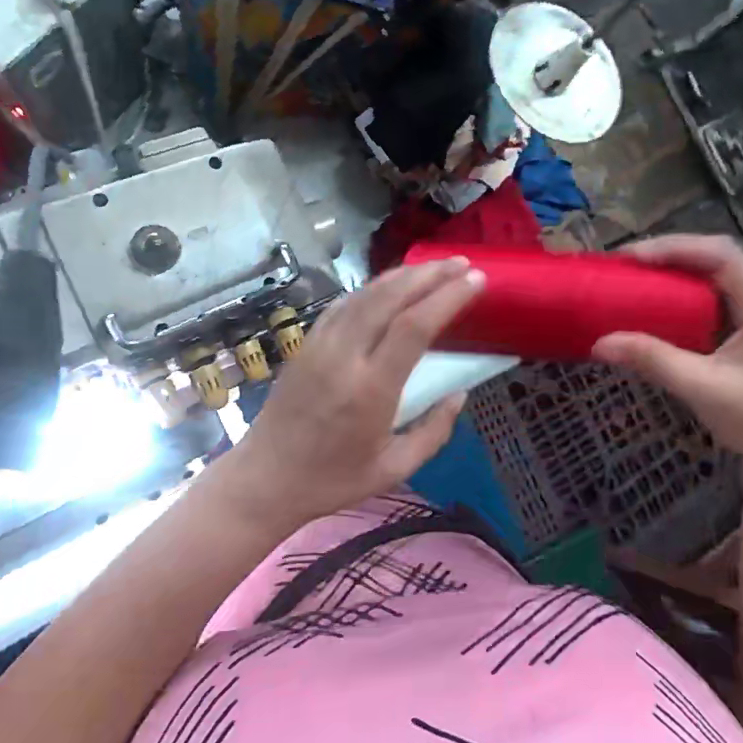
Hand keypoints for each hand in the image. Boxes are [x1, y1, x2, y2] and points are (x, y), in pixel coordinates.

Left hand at [213, 259, 485, 530]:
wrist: (266, 478)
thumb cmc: (333, 480)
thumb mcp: (394, 468)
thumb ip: (434, 431)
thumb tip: (459, 394)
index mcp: (371, 389)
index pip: (414, 327)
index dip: (447, 296)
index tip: (476, 280)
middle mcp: (343, 357)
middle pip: (389, 297)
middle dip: (429, 274)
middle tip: (461, 263)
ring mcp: (319, 346)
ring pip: (363, 295)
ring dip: (401, 276)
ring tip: (433, 268)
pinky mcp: (304, 345)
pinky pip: (342, 305)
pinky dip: (370, 290)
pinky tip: (387, 287)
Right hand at [591, 235, 742, 471]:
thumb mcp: (703, 390)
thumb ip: (654, 360)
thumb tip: (599, 342)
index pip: (724, 257)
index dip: (677, 248)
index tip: (633, 257)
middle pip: (721, 259)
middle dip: (672, 254)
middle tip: (627, 264)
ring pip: (719, 276)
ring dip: (678, 270)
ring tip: (637, 276)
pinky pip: (716, 298)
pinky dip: (684, 292)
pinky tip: (660, 304)